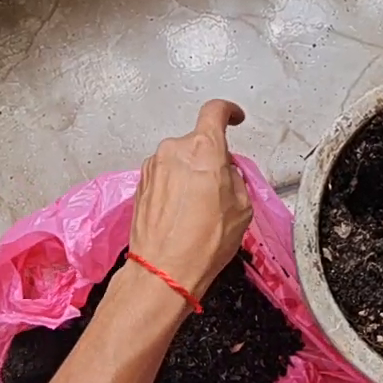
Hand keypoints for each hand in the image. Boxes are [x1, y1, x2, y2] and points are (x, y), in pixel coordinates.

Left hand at [127, 100, 252, 299]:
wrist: (163, 270)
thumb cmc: (204, 241)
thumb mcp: (242, 206)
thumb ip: (235, 176)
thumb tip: (226, 171)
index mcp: (203, 149)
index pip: (215, 111)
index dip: (229, 112)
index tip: (234, 118)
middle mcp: (174, 150)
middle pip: (198, 142)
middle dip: (210, 159)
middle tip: (220, 189)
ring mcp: (153, 166)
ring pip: (180, 159)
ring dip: (190, 174)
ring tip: (199, 209)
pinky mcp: (141, 183)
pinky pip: (165, 175)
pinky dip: (175, 187)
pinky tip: (182, 213)